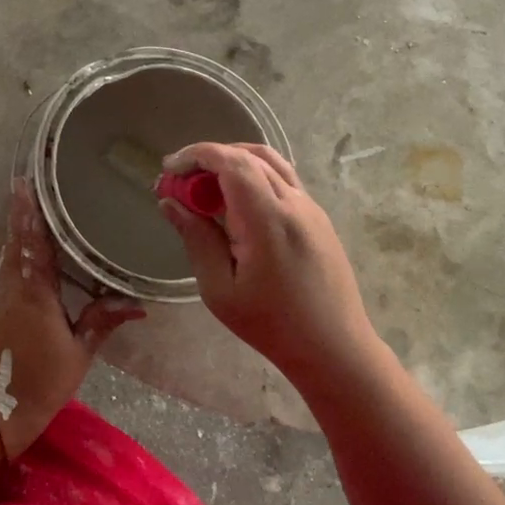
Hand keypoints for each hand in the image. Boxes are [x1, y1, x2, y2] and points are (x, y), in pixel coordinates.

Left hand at [0, 179, 143, 454]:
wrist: (4, 406)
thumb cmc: (46, 380)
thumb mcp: (80, 351)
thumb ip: (103, 321)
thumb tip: (137, 304)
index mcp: (35, 294)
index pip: (32, 245)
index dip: (28, 214)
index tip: (24, 185)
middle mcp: (12, 288)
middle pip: (15, 242)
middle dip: (19, 213)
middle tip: (23, 184)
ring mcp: (0, 297)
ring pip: (7, 255)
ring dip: (15, 231)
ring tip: (25, 207)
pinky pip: (4, 270)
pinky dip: (12, 252)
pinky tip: (20, 249)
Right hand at [159, 143, 378, 382]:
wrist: (335, 349)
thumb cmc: (271, 325)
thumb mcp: (219, 289)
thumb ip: (196, 239)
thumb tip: (171, 202)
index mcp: (268, 220)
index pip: (231, 162)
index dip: (196, 155)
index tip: (169, 170)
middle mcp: (294, 204)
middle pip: (249, 156)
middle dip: (208, 158)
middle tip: (180, 181)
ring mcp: (311, 209)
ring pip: (270, 162)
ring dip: (233, 161)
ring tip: (205, 185)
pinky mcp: (318, 219)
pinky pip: (283, 179)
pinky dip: (252, 176)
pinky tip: (235, 203)